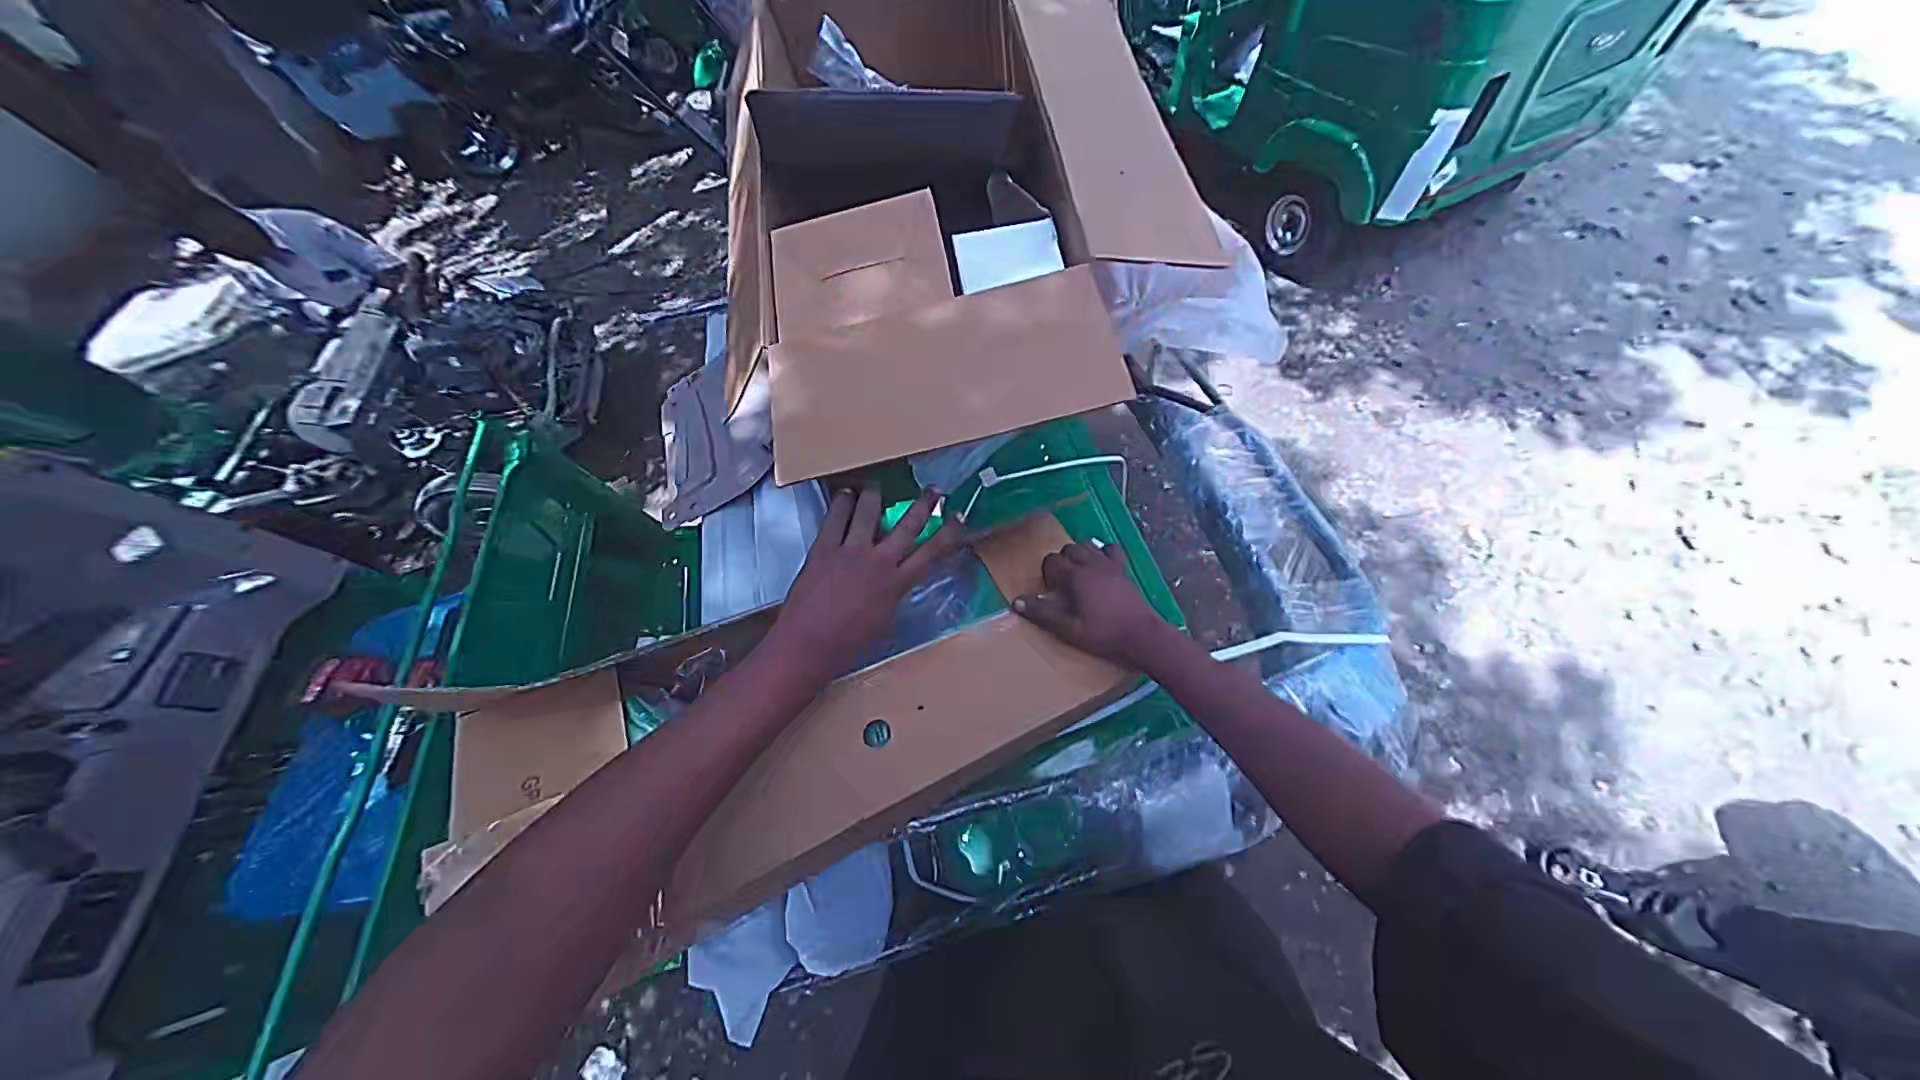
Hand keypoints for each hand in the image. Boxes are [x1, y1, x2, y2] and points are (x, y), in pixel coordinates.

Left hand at [765, 484, 963, 677]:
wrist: (809, 643)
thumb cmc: (848, 642)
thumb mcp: (884, 621)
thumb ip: (892, 595)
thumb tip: (895, 582)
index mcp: (897, 583)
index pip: (930, 552)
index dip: (947, 533)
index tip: (957, 517)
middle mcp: (878, 561)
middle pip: (907, 526)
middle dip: (923, 505)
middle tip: (933, 489)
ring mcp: (850, 551)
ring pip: (868, 512)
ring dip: (875, 495)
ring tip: (877, 484)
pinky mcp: (824, 548)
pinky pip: (836, 518)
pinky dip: (842, 504)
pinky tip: (846, 495)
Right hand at [1012, 542, 1181, 671]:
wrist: (1142, 636)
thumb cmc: (1104, 634)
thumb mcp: (1069, 629)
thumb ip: (1043, 614)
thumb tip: (1017, 602)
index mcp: (1076, 576)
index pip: (1052, 561)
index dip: (1047, 573)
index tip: (1050, 590)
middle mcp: (1092, 564)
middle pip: (1069, 549)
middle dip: (1061, 561)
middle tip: (1062, 583)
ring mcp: (1110, 565)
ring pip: (1088, 545)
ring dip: (1078, 554)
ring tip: (1078, 574)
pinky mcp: (1124, 570)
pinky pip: (1110, 549)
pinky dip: (1101, 552)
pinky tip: (1100, 566)